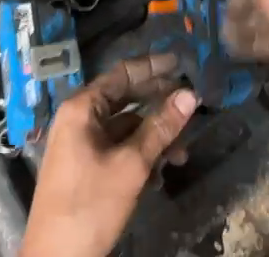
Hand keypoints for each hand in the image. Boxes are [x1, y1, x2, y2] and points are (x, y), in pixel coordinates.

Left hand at [19, 54, 197, 256]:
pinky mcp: (83, 168)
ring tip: (181, 155)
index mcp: (81, 109)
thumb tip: (190, 94)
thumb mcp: (131, 165)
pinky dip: (139, 155)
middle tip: (190, 105)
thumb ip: (160, 127)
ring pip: (124, 128)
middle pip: (125, 99)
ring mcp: (78, 144)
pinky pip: (116, 149)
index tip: (183, 63)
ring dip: (153, 137)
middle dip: (158, 106)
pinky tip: (159, 174)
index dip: (153, 67)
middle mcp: (77, 119)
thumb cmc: (90, 206)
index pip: (122, 74)